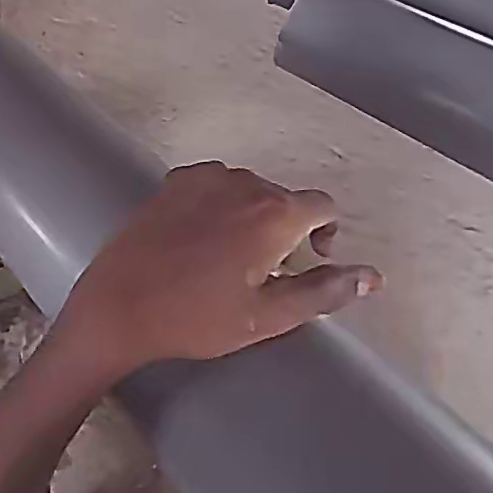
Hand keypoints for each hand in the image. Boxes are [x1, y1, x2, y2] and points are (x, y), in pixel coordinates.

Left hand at [54, 162, 381, 379]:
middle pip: (284, 197)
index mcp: (274, 213)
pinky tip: (201, 237)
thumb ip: (325, 290)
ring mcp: (205, 177)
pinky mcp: (175, 181)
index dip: (326, 232)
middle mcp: (244, 183)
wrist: (122, 302)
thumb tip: (370, 276)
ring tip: (230, 256)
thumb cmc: (197, 315)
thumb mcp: (269, 315)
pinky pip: (214, 184)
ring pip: (248, 189)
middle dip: (287, 228)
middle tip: (264, 270)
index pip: (323, 205)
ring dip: (252, 214)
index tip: (309, 259)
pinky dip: (219, 203)